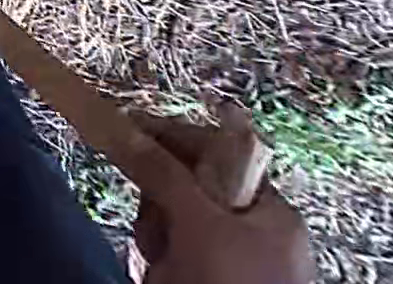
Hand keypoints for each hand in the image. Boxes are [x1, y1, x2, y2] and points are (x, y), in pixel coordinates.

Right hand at [132, 113, 315, 283]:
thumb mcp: (198, 222)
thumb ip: (162, 170)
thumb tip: (123, 123)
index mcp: (269, 210)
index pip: (216, 150)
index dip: (174, 136)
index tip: (129, 128)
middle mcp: (251, 227)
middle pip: (189, 178)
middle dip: (159, 187)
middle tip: (148, 202)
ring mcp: (226, 255)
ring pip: (172, 208)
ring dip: (153, 221)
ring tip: (155, 247)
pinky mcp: (201, 274)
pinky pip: (167, 239)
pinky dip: (155, 246)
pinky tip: (156, 263)